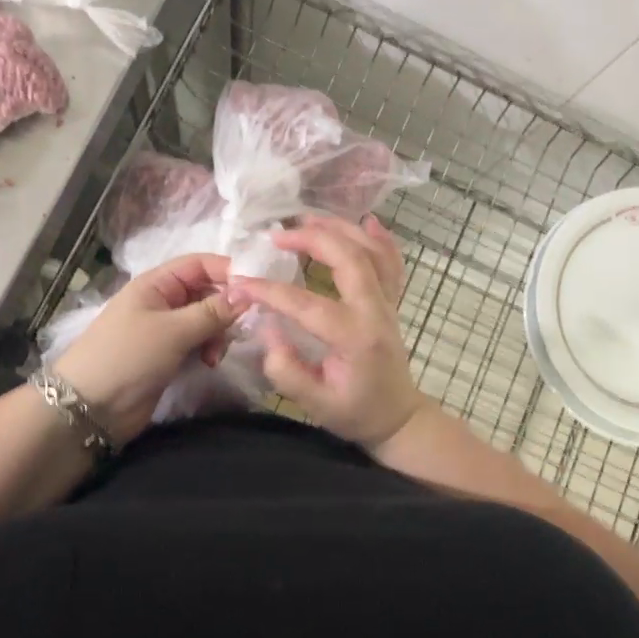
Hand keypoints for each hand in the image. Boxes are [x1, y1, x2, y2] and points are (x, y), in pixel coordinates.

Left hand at [52, 253, 243, 444]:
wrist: (90, 407)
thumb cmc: (128, 357)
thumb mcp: (173, 330)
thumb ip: (213, 311)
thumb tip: (249, 294)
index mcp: (156, 284)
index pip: (200, 264)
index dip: (229, 271)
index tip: (258, 290)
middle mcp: (162, 301)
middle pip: (207, 291)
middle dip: (226, 308)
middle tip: (239, 329)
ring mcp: (166, 329)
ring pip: (207, 320)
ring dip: (219, 334)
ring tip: (215, 355)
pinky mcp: (169, 355)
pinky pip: (199, 342)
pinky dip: (209, 349)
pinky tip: (209, 363)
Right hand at [231, 214, 430, 448]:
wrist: (397, 418)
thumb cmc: (355, 413)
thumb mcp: (315, 404)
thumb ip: (288, 371)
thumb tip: (269, 332)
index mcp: (355, 337)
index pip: (307, 304)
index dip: (270, 291)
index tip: (241, 283)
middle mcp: (376, 312)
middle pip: (350, 259)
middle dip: (312, 240)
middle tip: (277, 235)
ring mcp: (388, 304)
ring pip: (372, 253)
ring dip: (341, 230)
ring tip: (307, 219)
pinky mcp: (392, 303)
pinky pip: (392, 263)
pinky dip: (382, 239)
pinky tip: (367, 221)